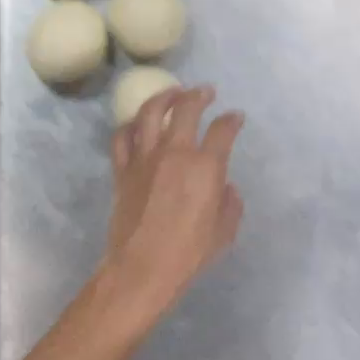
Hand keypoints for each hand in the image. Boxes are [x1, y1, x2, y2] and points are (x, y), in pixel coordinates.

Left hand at [105, 86, 245, 307]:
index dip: (232, 120)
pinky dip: (131, 125)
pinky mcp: (123, 170)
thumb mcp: (224, 232)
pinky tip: (137, 124)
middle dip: (199, 96)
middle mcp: (175, 153)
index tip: (236, 117)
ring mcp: (144, 159)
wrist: (142, 267)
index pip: (223, 131)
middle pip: (186, 109)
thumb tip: (226, 187)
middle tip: (206, 92)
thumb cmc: (189, 254)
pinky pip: (123, 137)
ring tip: (172, 93)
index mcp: (206, 167)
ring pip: (150, 113)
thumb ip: (230, 204)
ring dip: (163, 97)